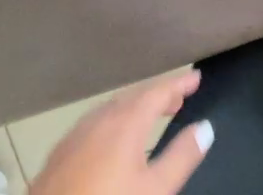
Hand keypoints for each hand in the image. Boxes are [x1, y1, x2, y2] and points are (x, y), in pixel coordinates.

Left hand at [30, 72, 211, 194]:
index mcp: (125, 123)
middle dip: (157, 95)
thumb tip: (205, 127)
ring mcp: (74, 138)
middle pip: (133, 97)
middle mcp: (99, 121)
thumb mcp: (155, 190)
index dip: (179, 83)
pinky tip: (110, 142)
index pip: (158, 92)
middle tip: (177, 100)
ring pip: (110, 111)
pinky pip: (92, 126)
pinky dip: (111, 123)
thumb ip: (182, 156)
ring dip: (133, 108)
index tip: (196, 78)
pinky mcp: (56, 158)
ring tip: (149, 118)